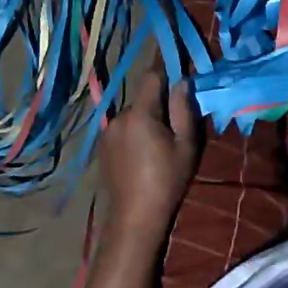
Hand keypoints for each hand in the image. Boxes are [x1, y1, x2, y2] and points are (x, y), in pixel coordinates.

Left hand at [98, 69, 201, 245]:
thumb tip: (183, 81)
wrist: (134, 217)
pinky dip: (132, 133)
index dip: (165, 71)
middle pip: (142, 97)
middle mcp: (118, 116)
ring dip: (144, 120)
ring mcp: (106, 131)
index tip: (177, 73)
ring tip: (157, 145)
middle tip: (173, 125)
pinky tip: (141, 155)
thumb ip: (183, 109)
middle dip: (157, 103)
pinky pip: (121, 128)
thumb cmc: (166, 180)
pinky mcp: (101, 146)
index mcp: (140, 113)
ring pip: (132, 114)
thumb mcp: (185, 145)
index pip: (151, 76)